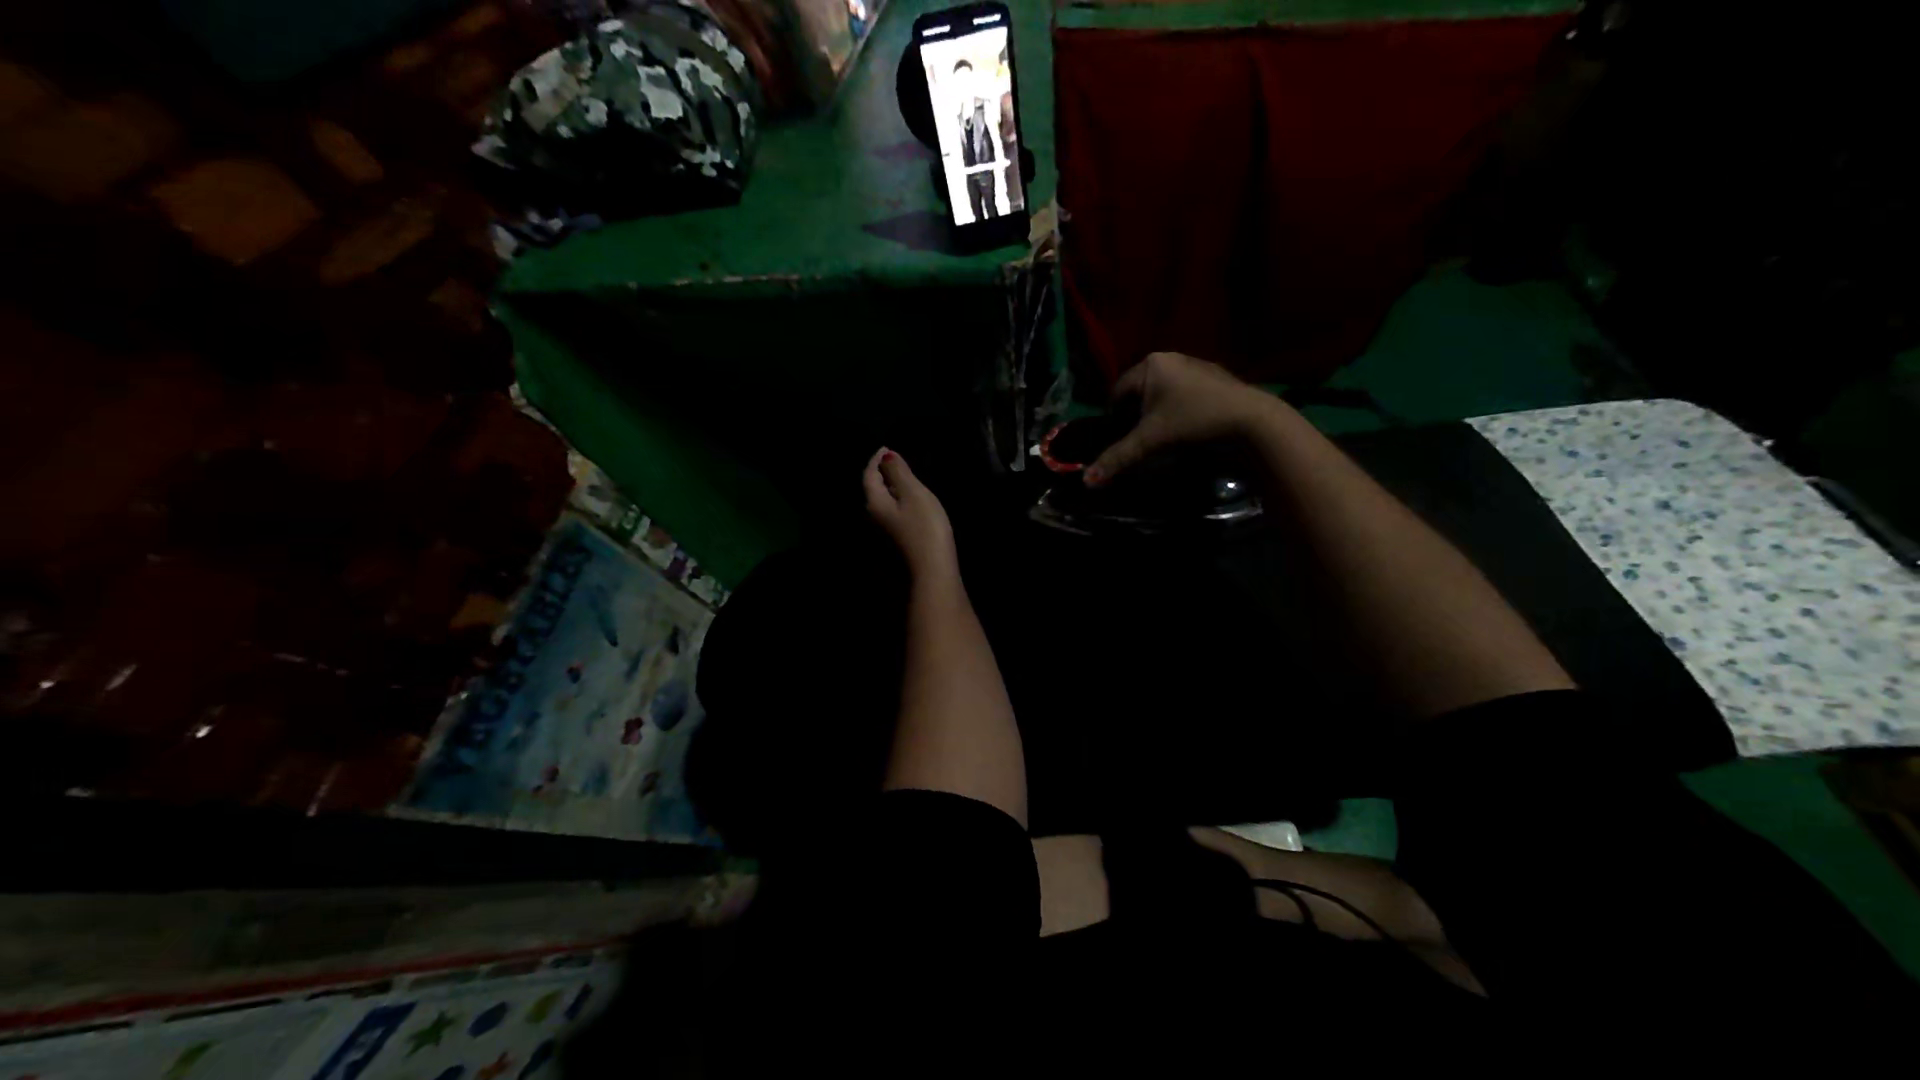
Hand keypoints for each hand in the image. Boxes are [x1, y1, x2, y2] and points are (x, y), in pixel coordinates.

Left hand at [863, 448, 958, 582]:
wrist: (933, 567)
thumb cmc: (924, 527)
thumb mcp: (913, 493)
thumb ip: (899, 472)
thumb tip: (886, 456)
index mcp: (874, 502)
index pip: (869, 475)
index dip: (876, 460)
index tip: (886, 447)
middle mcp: (874, 515)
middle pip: (873, 488)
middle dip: (881, 472)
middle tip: (895, 460)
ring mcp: (885, 529)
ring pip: (882, 500)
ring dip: (890, 486)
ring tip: (904, 476)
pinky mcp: (896, 538)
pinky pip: (892, 511)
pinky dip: (897, 499)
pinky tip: (910, 500)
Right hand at [1085, 352, 1277, 486]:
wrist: (1250, 421)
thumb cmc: (1192, 422)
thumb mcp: (1150, 442)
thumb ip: (1117, 458)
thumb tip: (1086, 482)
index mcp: (1150, 365)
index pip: (1117, 392)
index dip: (1114, 418)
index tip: (1120, 439)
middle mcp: (1171, 358)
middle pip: (1140, 392)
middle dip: (1136, 416)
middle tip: (1141, 440)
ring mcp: (1196, 365)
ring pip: (1163, 393)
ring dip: (1158, 414)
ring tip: (1165, 437)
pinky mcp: (1216, 378)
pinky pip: (1185, 394)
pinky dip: (1180, 410)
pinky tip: (1189, 429)